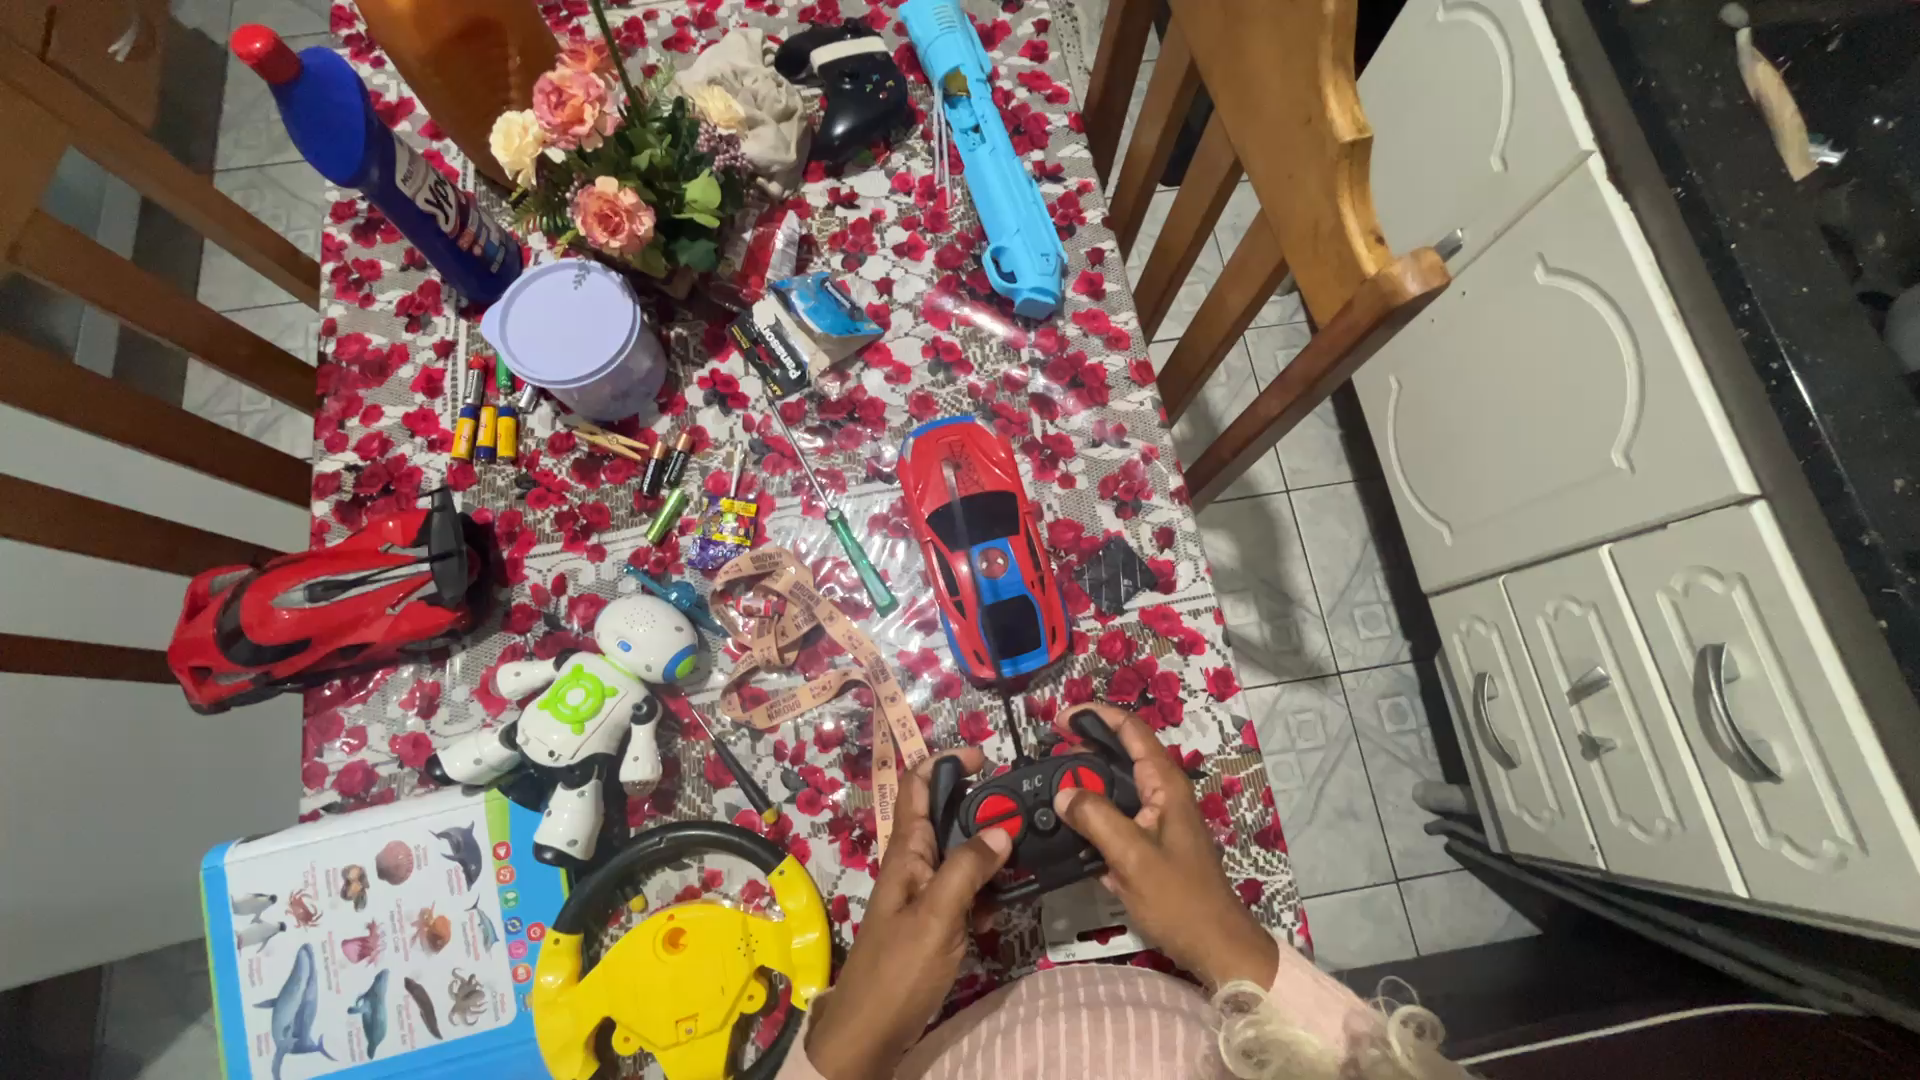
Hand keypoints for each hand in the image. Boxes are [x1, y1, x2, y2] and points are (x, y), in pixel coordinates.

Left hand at [804, 748, 1011, 1079]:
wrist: (868, 1035)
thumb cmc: (897, 970)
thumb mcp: (937, 915)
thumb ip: (967, 868)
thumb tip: (1001, 827)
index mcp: (906, 850)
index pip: (917, 785)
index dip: (944, 761)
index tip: (983, 757)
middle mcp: (914, 862)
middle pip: (946, 816)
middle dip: (980, 807)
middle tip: (1020, 810)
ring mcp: (923, 892)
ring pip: (960, 854)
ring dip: (989, 852)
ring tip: (1025, 855)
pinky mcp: (934, 921)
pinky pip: (964, 891)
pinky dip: (986, 892)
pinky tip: (1005, 908)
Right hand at [1053, 704, 1278, 989]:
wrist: (1215, 947)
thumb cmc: (1179, 898)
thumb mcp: (1131, 855)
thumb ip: (1095, 818)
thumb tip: (1062, 793)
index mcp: (1164, 783)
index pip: (1130, 730)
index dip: (1096, 716)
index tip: (1060, 719)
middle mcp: (1161, 792)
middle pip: (1119, 754)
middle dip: (1084, 750)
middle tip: (1048, 759)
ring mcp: (1157, 817)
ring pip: (1114, 785)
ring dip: (1084, 783)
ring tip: (1050, 789)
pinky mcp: (1149, 841)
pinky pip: (1115, 814)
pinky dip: (1092, 812)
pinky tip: (1068, 827)